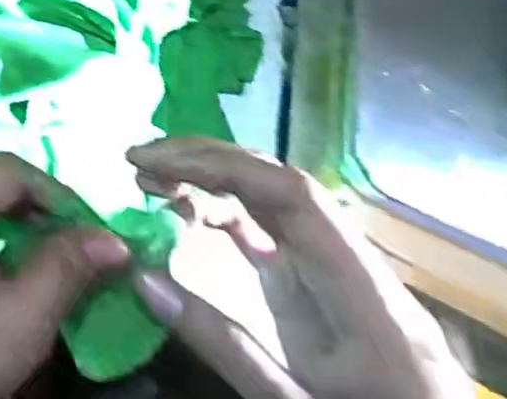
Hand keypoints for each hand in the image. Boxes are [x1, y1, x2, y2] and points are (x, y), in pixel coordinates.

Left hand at [0, 153, 129, 398]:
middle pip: (1, 170)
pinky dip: (11, 216)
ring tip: (71, 249)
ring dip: (33, 209)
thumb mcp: (17, 323)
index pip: (13, 170)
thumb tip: (114, 238)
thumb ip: (62, 272)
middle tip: (91, 243)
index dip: (61, 195)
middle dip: (50, 201)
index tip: (101, 235)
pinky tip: (33, 250)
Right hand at [126, 138, 471, 398]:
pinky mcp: (317, 291)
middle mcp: (353, 270)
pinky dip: (219, 211)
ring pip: (268, 202)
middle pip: (278, 185)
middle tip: (138, 159)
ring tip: (147, 179)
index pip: (295, 195)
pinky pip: (266, 231)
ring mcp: (335, 278)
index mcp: (368, 296)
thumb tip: (142, 277)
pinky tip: (182, 211)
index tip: (155, 163)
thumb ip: (226, 346)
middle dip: (203, 161)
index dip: (222, 165)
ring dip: (206, 180)